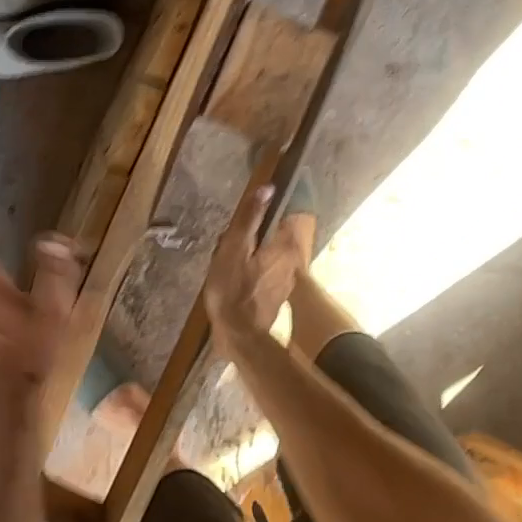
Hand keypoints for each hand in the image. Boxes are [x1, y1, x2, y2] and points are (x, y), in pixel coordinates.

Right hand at [203, 185, 299, 351]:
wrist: (237, 334)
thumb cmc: (232, 288)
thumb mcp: (233, 248)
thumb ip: (249, 218)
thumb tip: (268, 188)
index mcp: (284, 247)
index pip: (287, 216)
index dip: (270, 211)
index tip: (250, 213)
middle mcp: (293, 262)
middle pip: (275, 236)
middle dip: (255, 235)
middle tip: (229, 241)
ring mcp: (287, 280)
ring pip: (270, 254)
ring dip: (253, 252)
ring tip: (228, 259)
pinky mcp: (278, 295)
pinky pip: (267, 271)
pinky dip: (254, 268)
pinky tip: (236, 277)